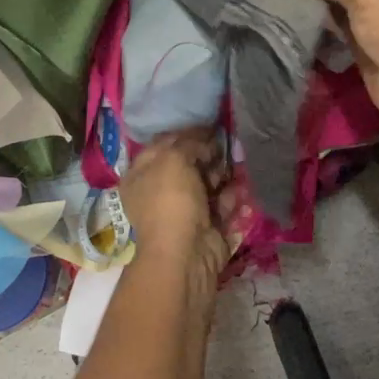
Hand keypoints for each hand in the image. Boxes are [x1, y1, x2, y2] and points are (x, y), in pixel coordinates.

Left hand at [118, 130, 231, 283]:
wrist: (186, 252)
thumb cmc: (171, 200)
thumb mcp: (173, 159)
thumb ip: (188, 144)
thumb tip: (205, 142)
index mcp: (140, 176)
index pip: (161, 146)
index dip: (184, 134)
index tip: (208, 126)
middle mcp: (159, 192)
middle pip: (187, 164)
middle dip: (206, 154)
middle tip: (223, 146)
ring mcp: (184, 210)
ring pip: (206, 184)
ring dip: (221, 173)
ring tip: (232, 165)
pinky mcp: (207, 226)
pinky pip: (221, 204)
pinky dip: (231, 196)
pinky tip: (239, 188)